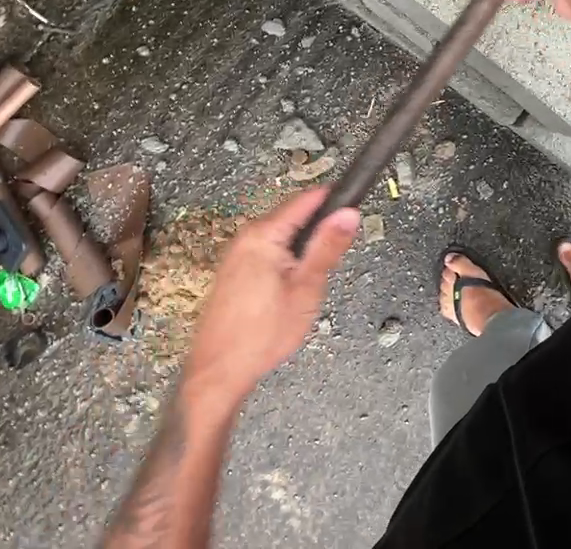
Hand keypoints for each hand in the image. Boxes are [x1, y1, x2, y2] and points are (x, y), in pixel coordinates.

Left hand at [182, 189, 358, 411]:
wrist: (220, 371)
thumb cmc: (259, 336)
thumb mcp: (306, 288)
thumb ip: (328, 247)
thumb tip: (347, 214)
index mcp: (263, 235)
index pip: (307, 199)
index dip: (334, 201)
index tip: (351, 209)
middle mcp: (246, 238)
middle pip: (294, 217)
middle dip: (317, 233)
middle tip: (329, 261)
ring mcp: (237, 254)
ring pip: (282, 237)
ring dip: (301, 250)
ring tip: (308, 283)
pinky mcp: (234, 270)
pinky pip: (269, 252)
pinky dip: (285, 262)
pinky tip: (288, 291)